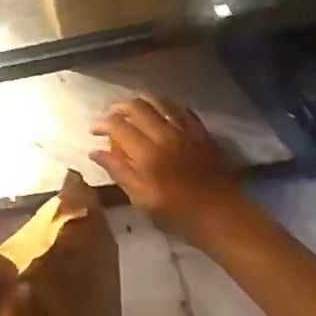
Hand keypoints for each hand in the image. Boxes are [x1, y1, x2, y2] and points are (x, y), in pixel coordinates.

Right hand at [91, 97, 247, 239]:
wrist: (220, 215)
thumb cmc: (177, 214)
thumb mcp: (141, 199)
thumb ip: (118, 171)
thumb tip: (96, 151)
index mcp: (147, 153)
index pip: (118, 125)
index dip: (102, 123)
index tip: (94, 130)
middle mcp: (164, 134)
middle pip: (137, 107)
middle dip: (119, 107)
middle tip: (111, 115)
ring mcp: (185, 130)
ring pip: (160, 101)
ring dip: (143, 100)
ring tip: (134, 108)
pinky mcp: (201, 131)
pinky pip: (182, 109)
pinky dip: (168, 107)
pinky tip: (163, 112)